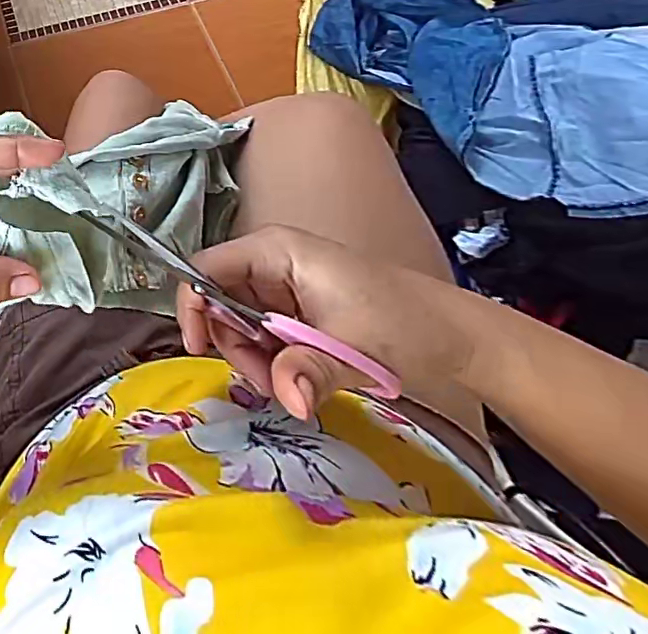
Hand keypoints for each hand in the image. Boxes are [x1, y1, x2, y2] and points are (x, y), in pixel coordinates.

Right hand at [179, 226, 483, 419]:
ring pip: (235, 322)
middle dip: (233, 345)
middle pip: (217, 300)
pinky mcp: (291, 310)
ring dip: (252, 359)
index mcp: (276, 249)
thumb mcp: (354, 346)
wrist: (454, 337)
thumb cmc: (404, 321)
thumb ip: (310, 368)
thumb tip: (286, 398)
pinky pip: (258, 335)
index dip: (193, 305)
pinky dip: (268, 361)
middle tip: (268, 379)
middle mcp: (270, 262)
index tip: (199, 349)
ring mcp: (280, 286)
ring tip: (291, 380)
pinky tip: (296, 375)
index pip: (206, 268)